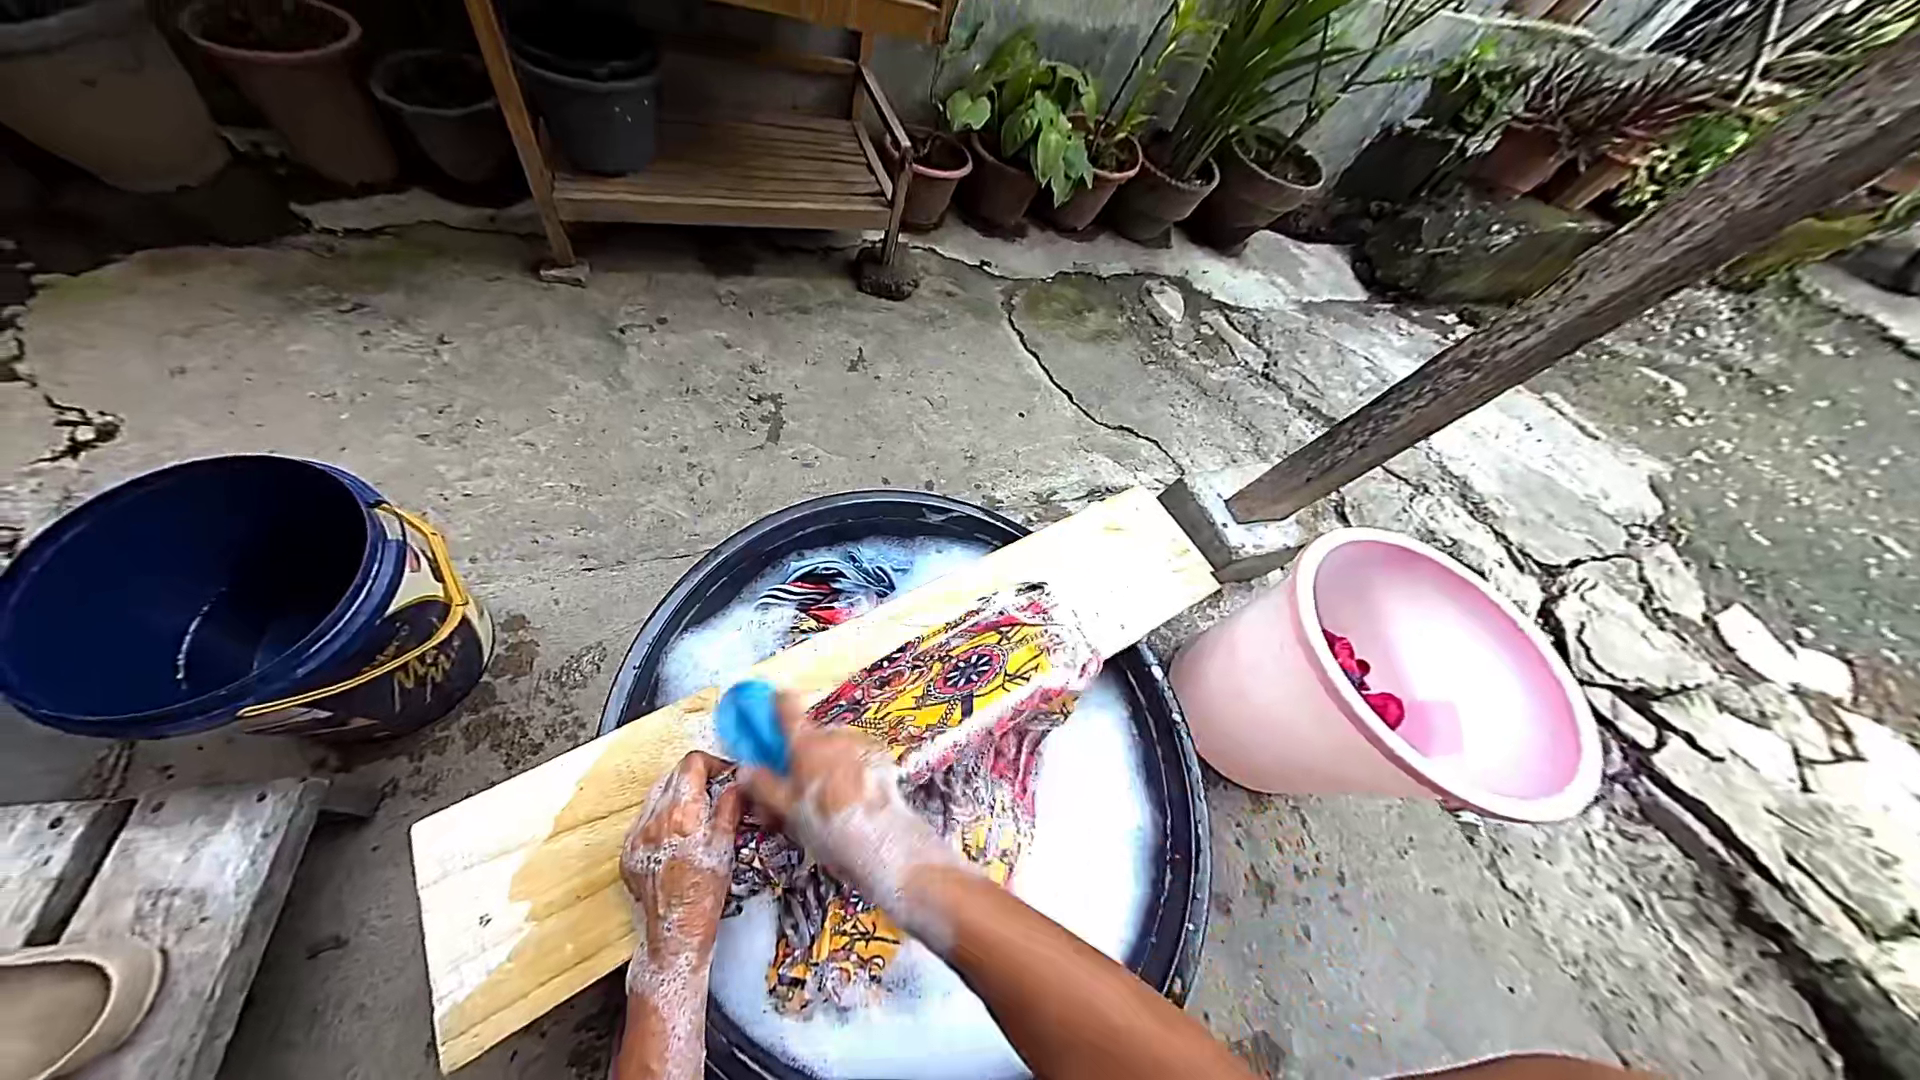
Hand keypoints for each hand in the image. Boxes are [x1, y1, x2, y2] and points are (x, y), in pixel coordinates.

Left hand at [620, 750, 742, 993]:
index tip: (726, 775)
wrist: (675, 934)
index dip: (713, 763)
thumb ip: (731, 804)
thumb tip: (738, 779)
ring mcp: (637, 835)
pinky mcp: (627, 851)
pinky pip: (645, 816)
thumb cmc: (706, 891)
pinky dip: (662, 814)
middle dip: (696, 776)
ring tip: (697, 810)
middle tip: (715, 791)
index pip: (691, 763)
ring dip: (678, 792)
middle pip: (673, 774)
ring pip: (657, 793)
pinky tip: (677, 832)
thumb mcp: (727, 843)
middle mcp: (654, 819)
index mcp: (682, 813)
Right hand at [740, 693, 968, 946]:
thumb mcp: (786, 810)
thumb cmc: (826, 824)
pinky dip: (852, 766)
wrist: (879, 837)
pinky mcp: (880, 752)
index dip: (777, 704)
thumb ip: (763, 785)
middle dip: (803, 755)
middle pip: (811, 735)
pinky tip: (853, 794)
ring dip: (829, 762)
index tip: (772, 706)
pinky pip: (857, 753)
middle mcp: (832, 733)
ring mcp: (859, 741)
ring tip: (830, 798)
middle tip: (800, 788)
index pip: (786, 706)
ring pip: (835, 746)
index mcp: (805, 743)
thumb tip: (746, 770)